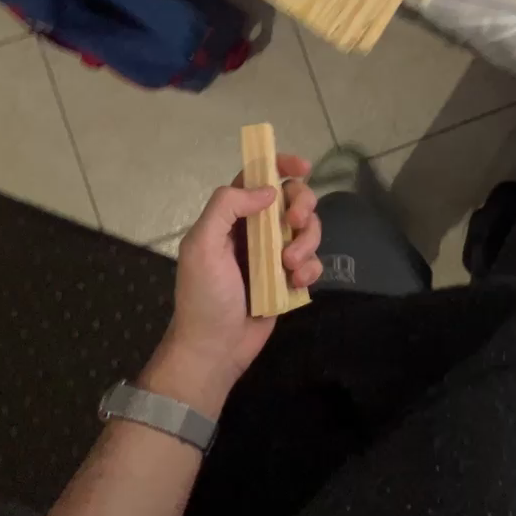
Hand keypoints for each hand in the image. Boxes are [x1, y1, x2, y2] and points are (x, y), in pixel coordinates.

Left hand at [158, 155, 322, 392]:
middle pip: (293, 199)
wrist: (214, 350)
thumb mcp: (201, 246)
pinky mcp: (290, 278)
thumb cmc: (204, 296)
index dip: (281, 165)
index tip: (303, 168)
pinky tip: (297, 283)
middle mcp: (256, 230)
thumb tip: (269, 191)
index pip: (258, 178)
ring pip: (308, 229)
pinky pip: (314, 261)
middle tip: (295, 223)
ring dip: (307, 242)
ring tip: (290, 267)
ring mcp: (275, 254)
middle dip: (303, 206)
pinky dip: (311, 269)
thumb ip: (226, 207)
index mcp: (232, 217)